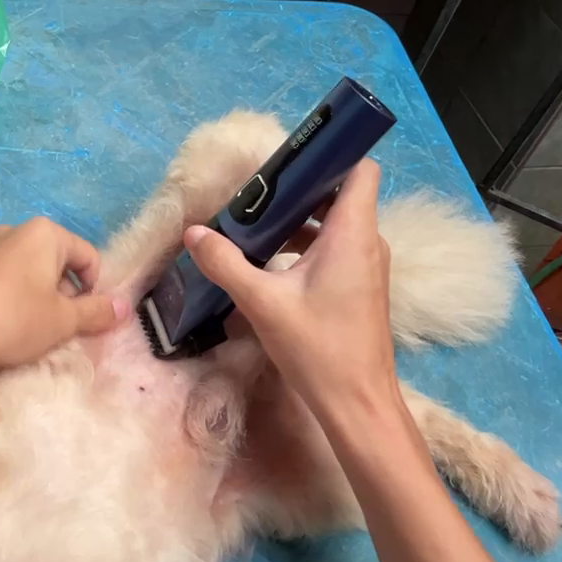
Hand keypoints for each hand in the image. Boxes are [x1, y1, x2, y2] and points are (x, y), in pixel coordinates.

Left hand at [0, 217, 127, 375]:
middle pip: (57, 262)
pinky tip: (2, 326)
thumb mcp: (62, 321)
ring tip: (30, 330)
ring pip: (28, 271)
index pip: (89, 257)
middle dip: (65, 294)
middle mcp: (15, 231)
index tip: (85, 319)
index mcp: (45, 234)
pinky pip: (2, 279)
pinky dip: (11, 298)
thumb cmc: (12, 320)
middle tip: (59, 327)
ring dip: (38, 297)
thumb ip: (96, 312)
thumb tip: (125, 306)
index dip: (95, 289)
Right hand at [184, 161, 399, 419]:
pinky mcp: (360, 286)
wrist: (358, 405)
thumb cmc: (318, 348)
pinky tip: (271, 260)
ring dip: (300, 219)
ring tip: (255, 225)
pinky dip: (307, 243)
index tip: (287, 161)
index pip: (359, 169)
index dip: (330, 156)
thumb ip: (226, 263)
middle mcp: (367, 242)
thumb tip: (194, 233)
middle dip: (300, 188)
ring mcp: (367, 266)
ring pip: (336, 223)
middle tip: (257, 194)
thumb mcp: (263, 303)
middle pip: (341, 193)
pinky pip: (336, 247)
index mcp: (353, 233)